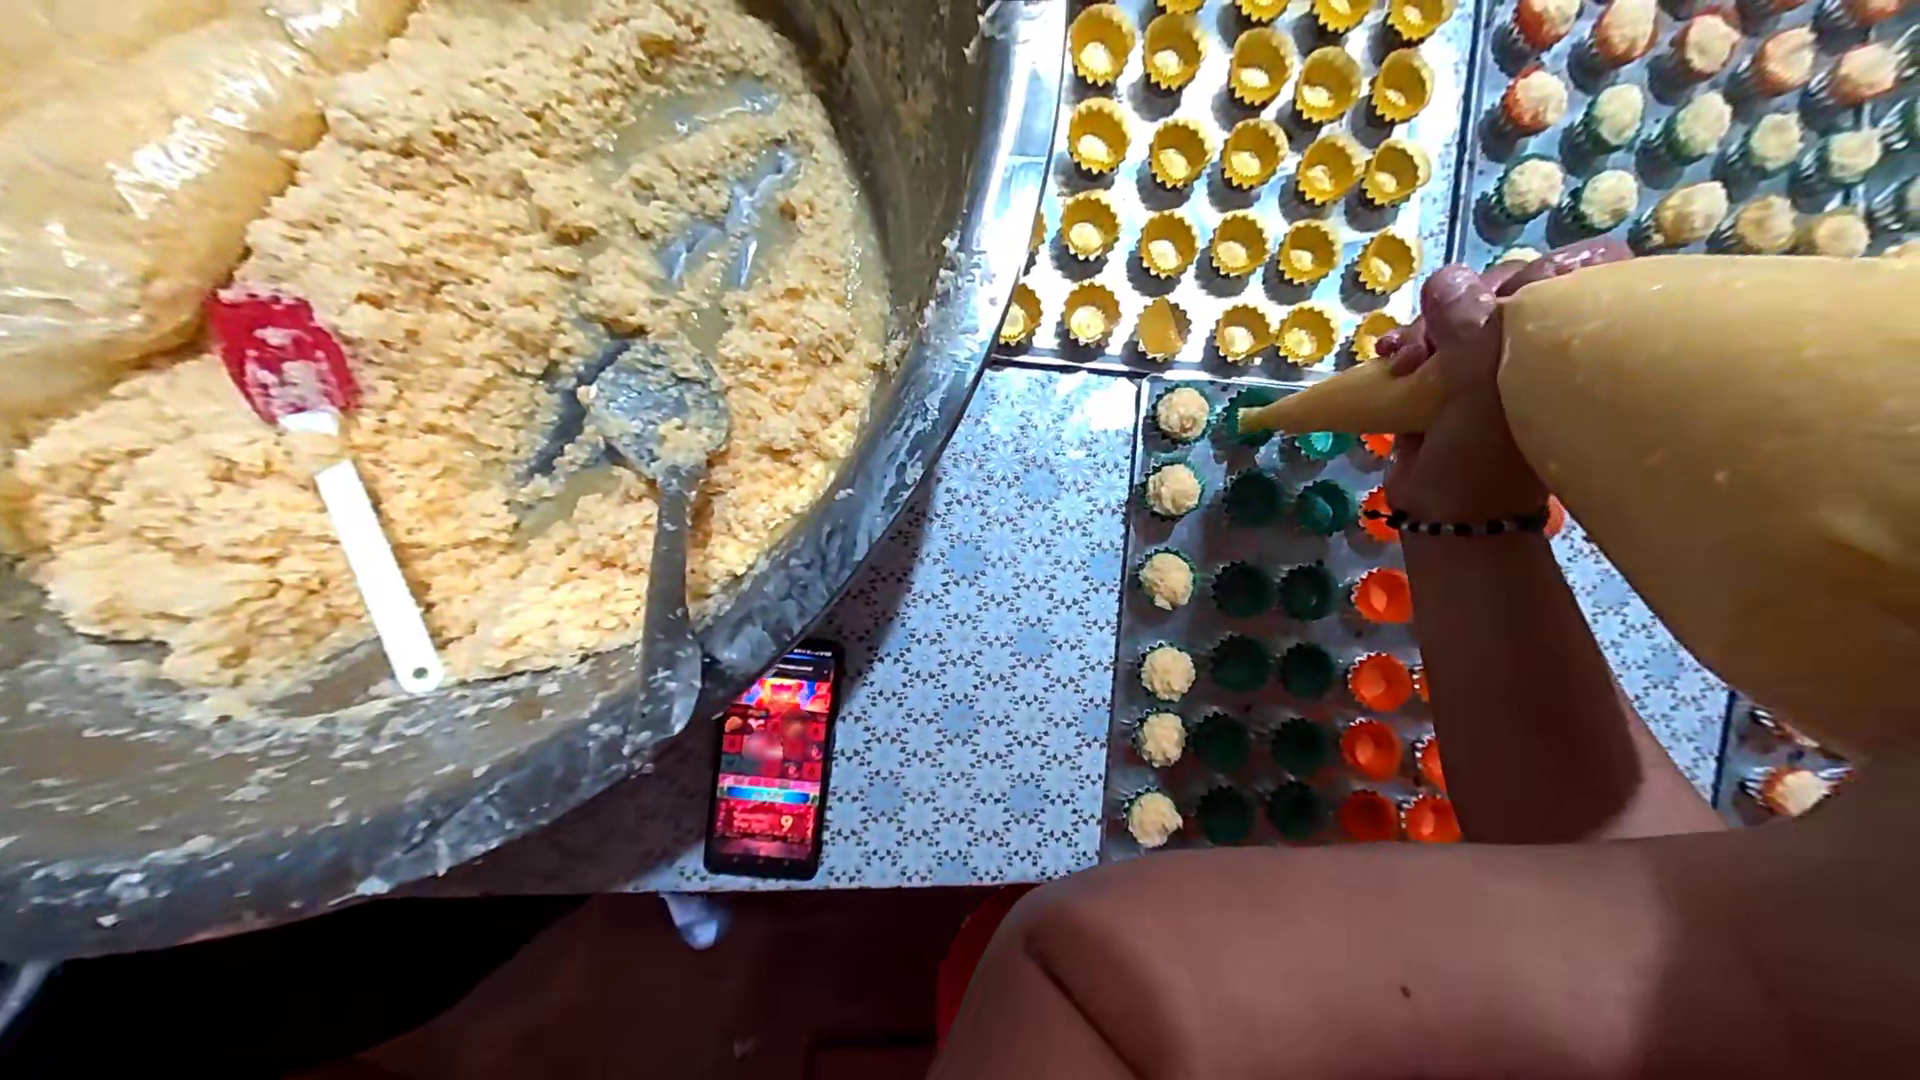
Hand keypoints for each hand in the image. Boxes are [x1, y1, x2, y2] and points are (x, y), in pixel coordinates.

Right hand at [1378, 240, 1630, 523]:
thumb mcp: (1480, 390)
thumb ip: (1470, 328)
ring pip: (1458, 314)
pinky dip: (1406, 345)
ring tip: (1397, 358)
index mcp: (1573, 342)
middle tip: (1426, 346)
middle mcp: (1538, 344)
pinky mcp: (1449, 377)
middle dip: (1455, 309)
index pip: (1576, 270)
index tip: (1488, 306)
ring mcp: (1490, 361)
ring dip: (1421, 330)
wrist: (1446, 510)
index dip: (1529, 275)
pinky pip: (1430, 341)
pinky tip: (1387, 356)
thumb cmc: (1481, 456)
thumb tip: (1444, 278)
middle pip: (1502, 288)